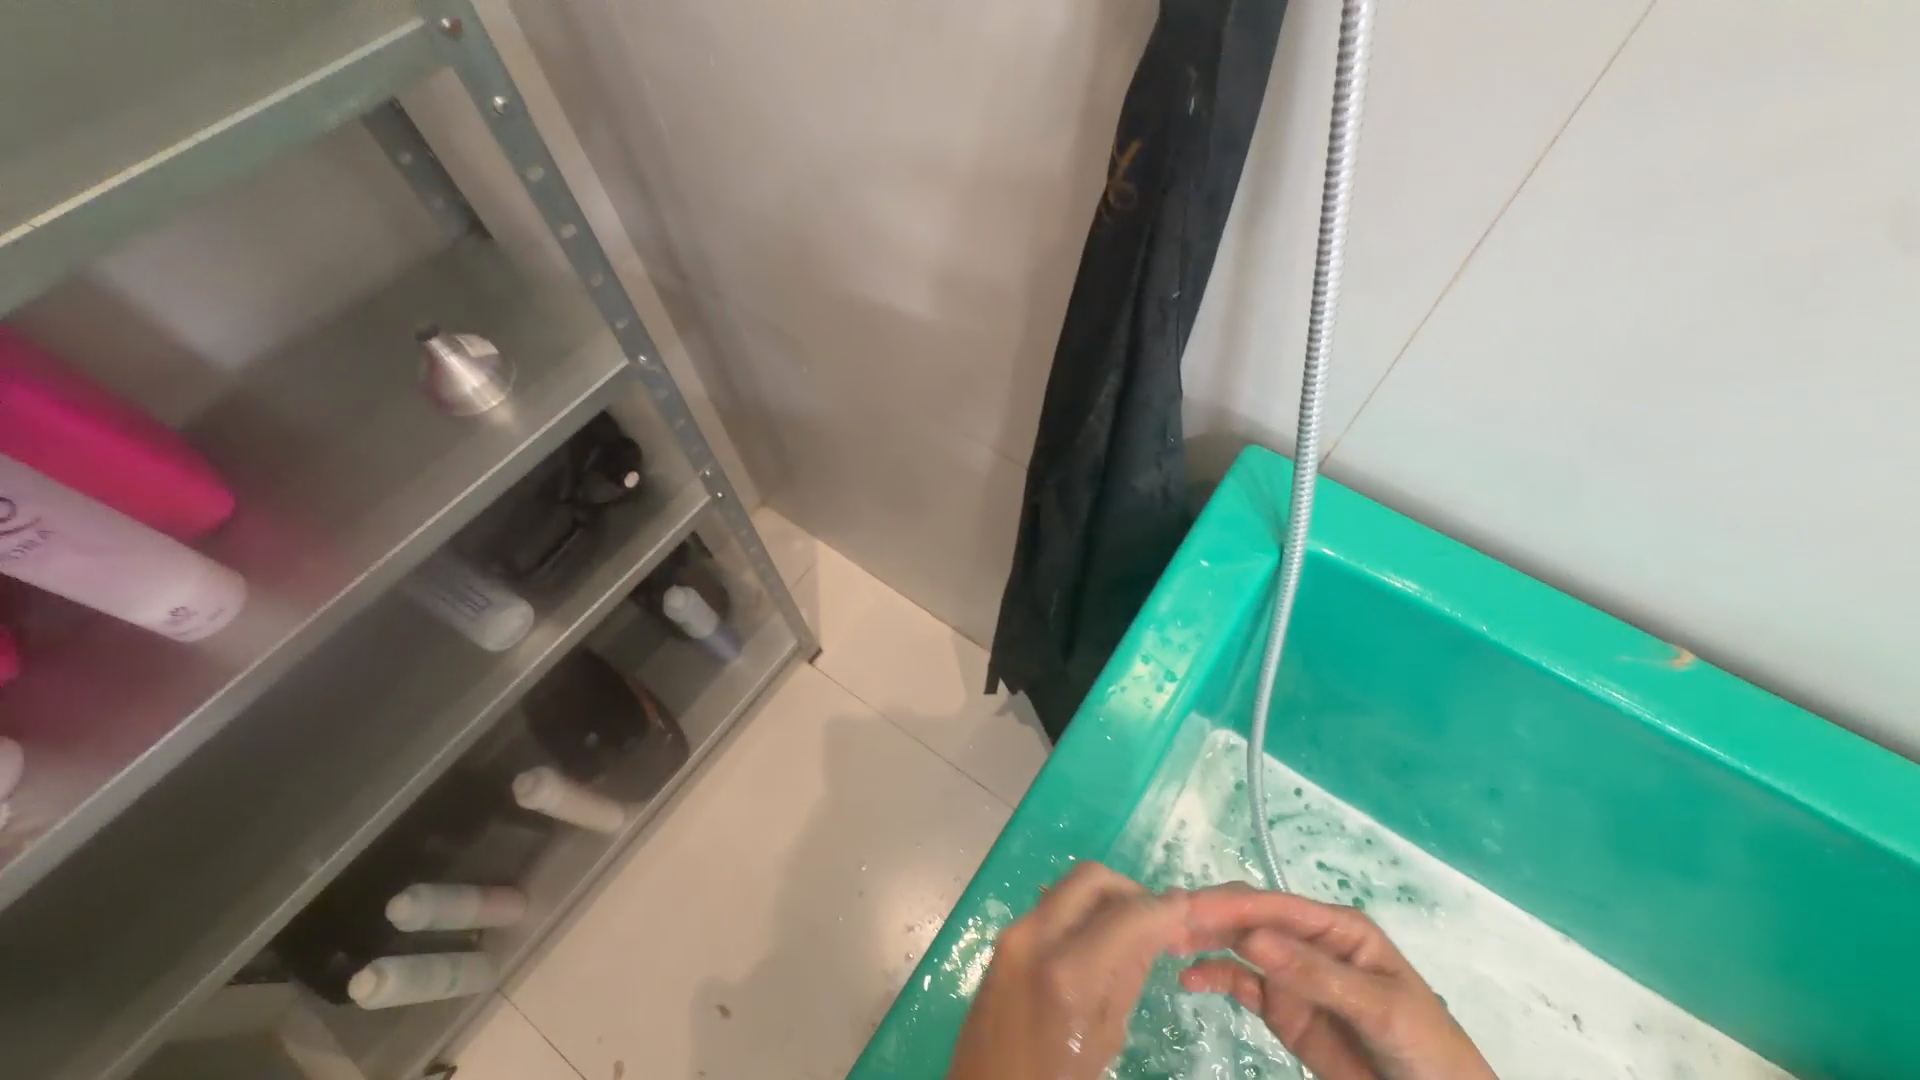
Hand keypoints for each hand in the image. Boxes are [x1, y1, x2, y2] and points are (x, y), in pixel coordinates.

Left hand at [947, 861, 1191, 1079]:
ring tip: (1129, 927)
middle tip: (1153, 916)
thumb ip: (1129, 974)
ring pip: (1067, 886)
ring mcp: (1013, 933)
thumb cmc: (1054, 1079)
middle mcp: (1036, 936)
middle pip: (1090, 878)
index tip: (1184, 906)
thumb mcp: (1105, 1037)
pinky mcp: (1003, 938)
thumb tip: (1156, 929)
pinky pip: (1049, 906)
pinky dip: (1079, 909)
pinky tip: (1097, 938)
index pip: (1126, 915)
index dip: (1161, 907)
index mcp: (1067, 972)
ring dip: (1103, 896)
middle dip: (1128, 889)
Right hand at [1181, 884, 1495, 1079]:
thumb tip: (1251, 938)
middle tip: (1166, 924)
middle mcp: (1307, 941)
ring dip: (1205, 941)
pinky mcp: (1282, 1009)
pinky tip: (1189, 979)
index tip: (1190, 910)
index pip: (1275, 906)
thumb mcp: (1378, 1006)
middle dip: (1210, 916)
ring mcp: (1292, 975)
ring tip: (1168, 945)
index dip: (1232, 905)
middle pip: (1250, 919)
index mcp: (1335, 927)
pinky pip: (1242, 985)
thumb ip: (1316, 973)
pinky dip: (1214, 977)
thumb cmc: (1424, 1045)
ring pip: (1238, 947)